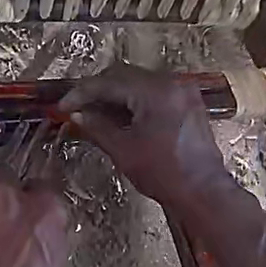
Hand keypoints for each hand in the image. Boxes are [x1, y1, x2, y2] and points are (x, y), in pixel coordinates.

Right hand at [58, 64, 234, 209]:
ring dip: (114, 94)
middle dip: (97, 89)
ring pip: (138, 81)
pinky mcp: (187, 102)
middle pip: (124, 74)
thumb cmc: (162, 173)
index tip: (62, 106)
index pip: (109, 82)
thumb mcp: (123, 150)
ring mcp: (182, 91)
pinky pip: (152, 91)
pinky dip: (132, 99)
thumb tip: (77, 114)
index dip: (81, 93)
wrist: (203, 192)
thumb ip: (97, 126)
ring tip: (94, 112)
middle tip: (76, 107)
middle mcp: (171, 83)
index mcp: (155, 92)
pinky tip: (118, 115)